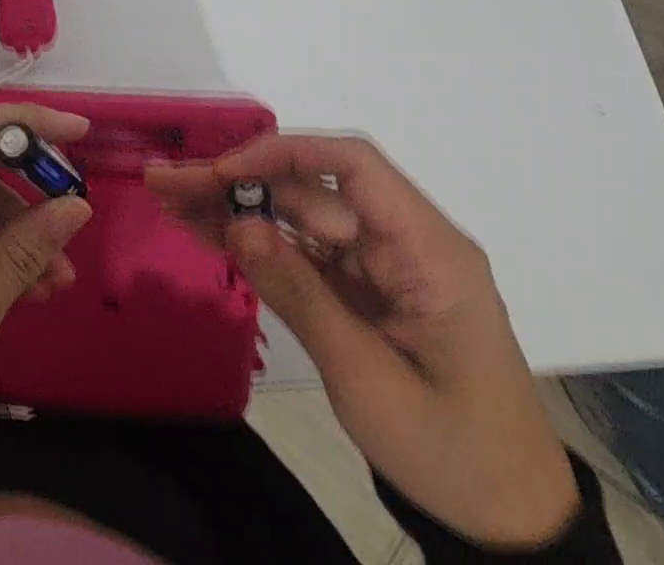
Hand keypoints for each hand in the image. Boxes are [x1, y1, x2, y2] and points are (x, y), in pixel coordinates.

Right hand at [145, 134, 579, 548]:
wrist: (500, 509)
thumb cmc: (446, 446)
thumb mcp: (366, 375)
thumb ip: (302, 294)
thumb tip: (239, 225)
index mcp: (428, 252)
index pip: (354, 168)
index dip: (282, 155)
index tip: (218, 172)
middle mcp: (403, 244)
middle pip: (311, 188)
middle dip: (235, 179)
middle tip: (163, 182)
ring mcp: (378, 266)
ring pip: (297, 214)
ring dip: (231, 205)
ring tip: (166, 197)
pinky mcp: (358, 289)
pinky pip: (298, 251)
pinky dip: (248, 240)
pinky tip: (199, 228)